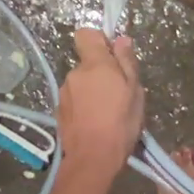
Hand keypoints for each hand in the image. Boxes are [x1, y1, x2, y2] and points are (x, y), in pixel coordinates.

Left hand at [55, 30, 143, 186]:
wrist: (92, 159)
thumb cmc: (120, 123)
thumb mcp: (134, 91)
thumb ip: (127, 62)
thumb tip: (121, 39)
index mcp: (94, 65)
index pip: (86, 34)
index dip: (99, 40)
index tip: (113, 56)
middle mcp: (74, 74)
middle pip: (87, 63)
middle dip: (101, 72)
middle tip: (119, 93)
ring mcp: (64, 93)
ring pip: (81, 82)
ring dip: (93, 91)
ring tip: (108, 112)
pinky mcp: (59, 111)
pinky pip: (75, 99)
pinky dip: (84, 105)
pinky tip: (95, 122)